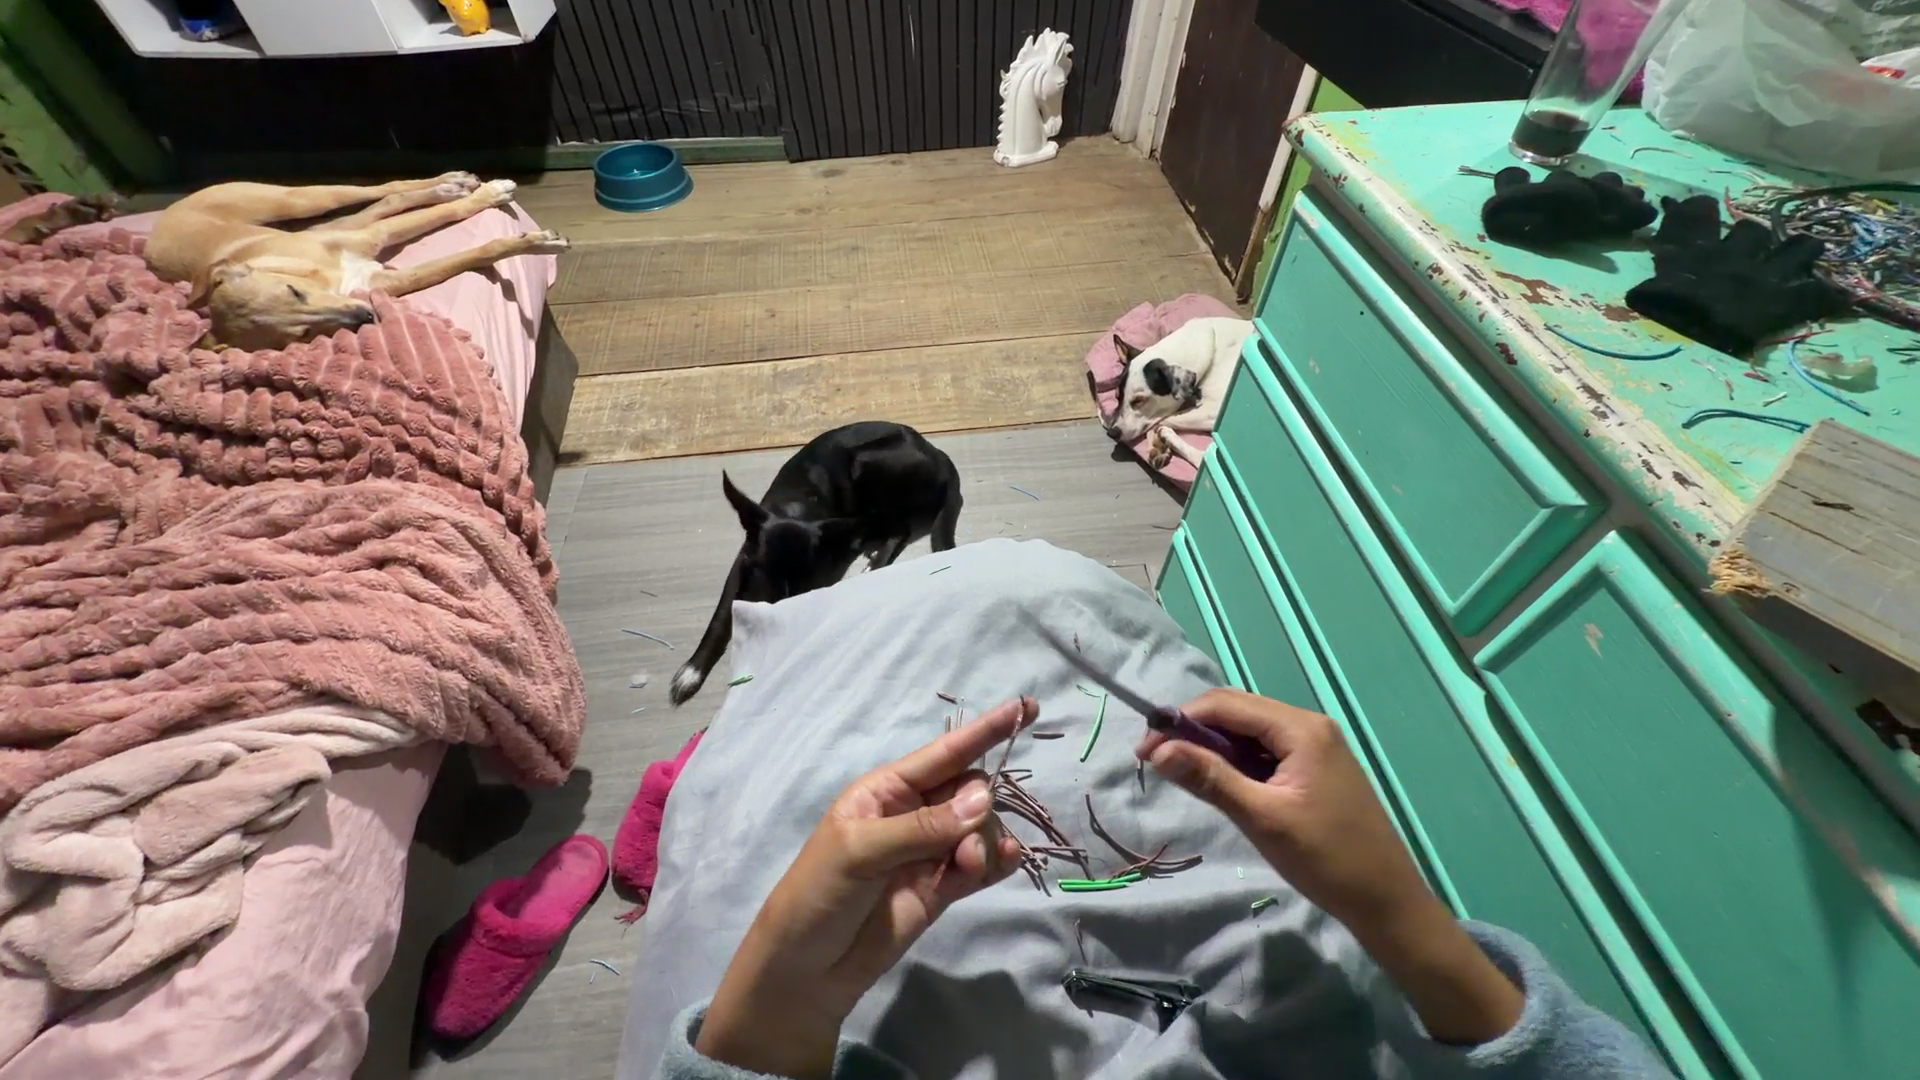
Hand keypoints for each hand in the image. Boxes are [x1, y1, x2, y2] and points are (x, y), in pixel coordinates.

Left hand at [697, 698, 1032, 1076]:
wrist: (808, 971)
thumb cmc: (818, 892)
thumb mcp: (859, 851)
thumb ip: (921, 828)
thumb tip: (984, 799)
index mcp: (889, 789)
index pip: (945, 752)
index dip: (985, 730)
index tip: (1025, 707)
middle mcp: (916, 812)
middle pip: (970, 790)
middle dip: (980, 806)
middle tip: (965, 843)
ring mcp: (931, 851)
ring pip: (981, 828)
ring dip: (985, 841)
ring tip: (967, 867)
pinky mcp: (944, 888)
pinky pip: (982, 864)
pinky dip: (997, 861)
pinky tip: (1005, 862)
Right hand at [1138, 689, 1521, 1045]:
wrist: (1389, 905)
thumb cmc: (1327, 861)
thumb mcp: (1261, 818)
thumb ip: (1209, 778)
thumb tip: (1158, 750)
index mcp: (1300, 729)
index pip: (1226, 705)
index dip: (1180, 720)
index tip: (1146, 749)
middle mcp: (1308, 725)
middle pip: (1236, 711)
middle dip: (1193, 731)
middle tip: (1158, 761)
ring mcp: (1314, 746)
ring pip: (1247, 731)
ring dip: (1212, 746)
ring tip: (1182, 772)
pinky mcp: (1314, 767)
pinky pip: (1264, 750)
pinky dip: (1235, 761)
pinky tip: (1219, 781)